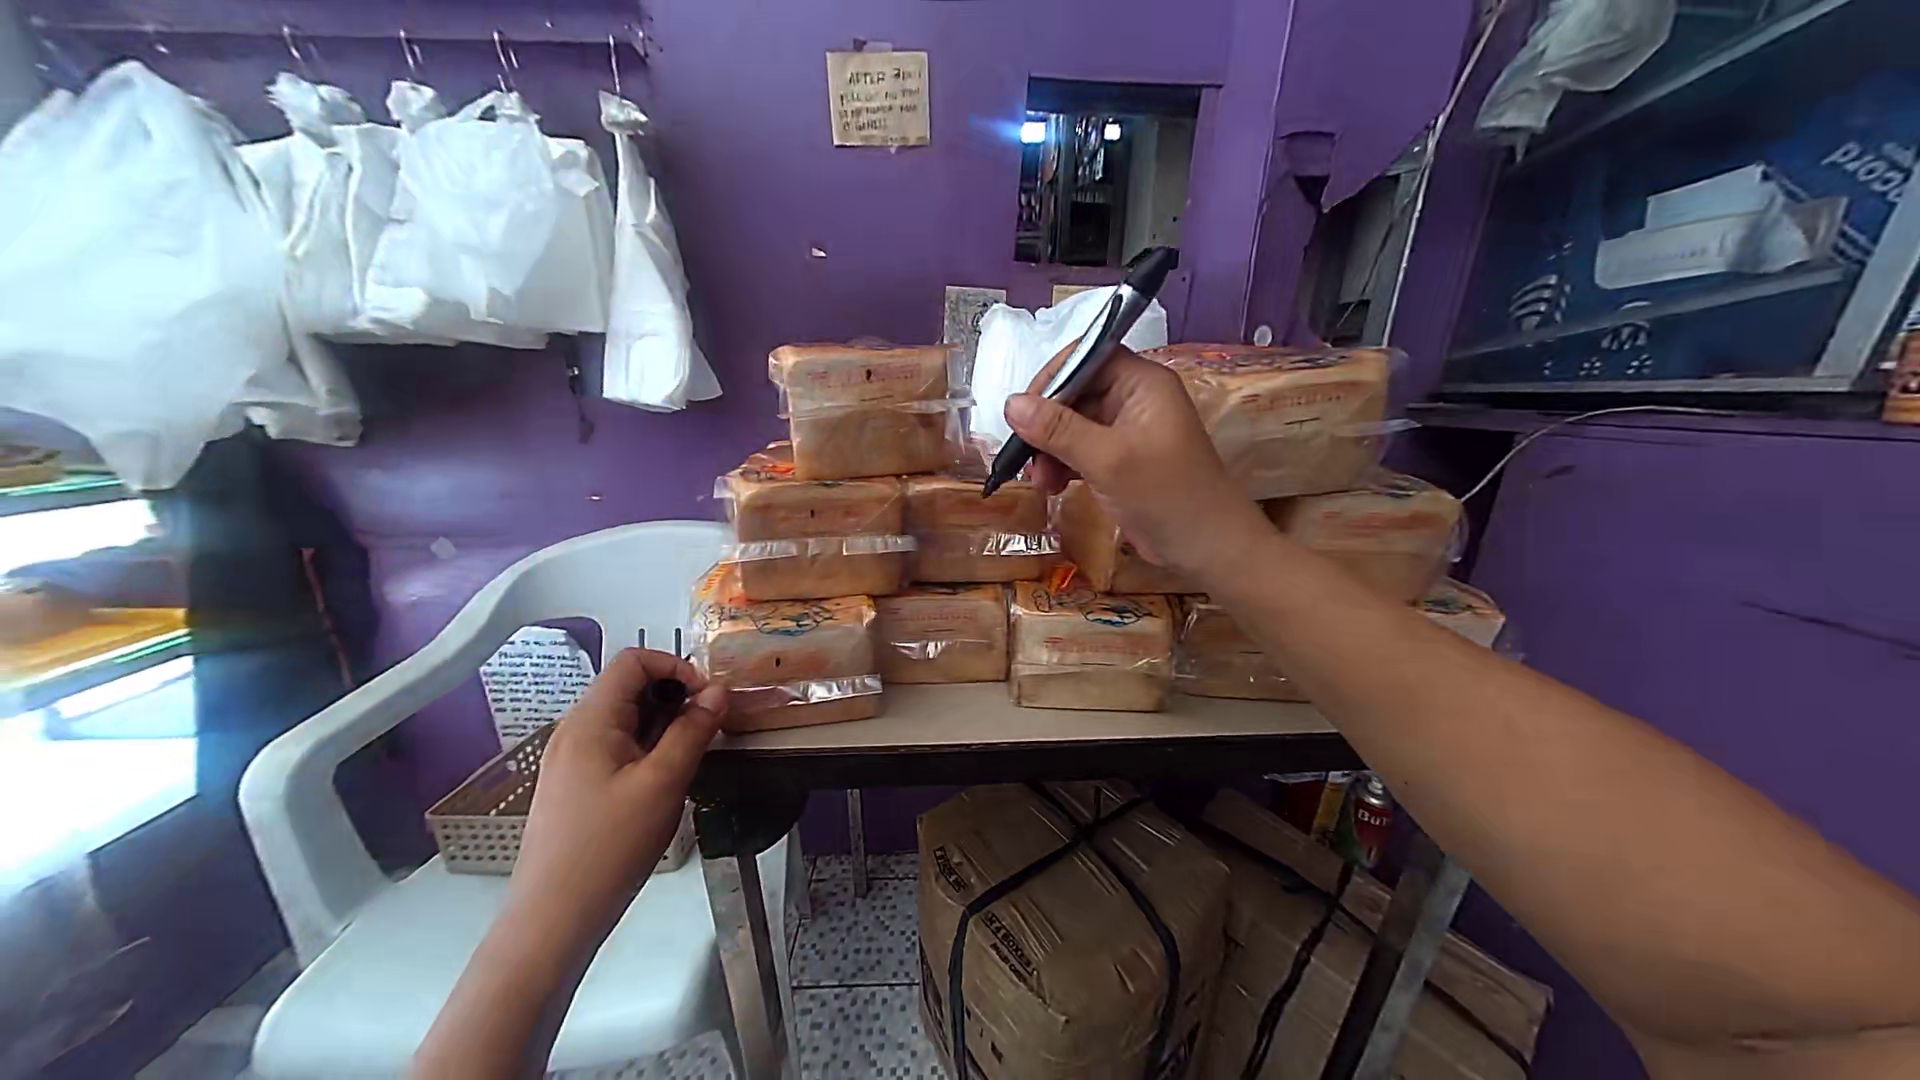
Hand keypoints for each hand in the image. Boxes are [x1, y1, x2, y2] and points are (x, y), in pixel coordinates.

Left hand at [509, 648, 727, 928]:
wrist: (552, 921)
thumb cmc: (609, 847)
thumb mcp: (664, 782)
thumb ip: (693, 730)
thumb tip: (719, 690)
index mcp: (590, 720)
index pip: (634, 661)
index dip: (676, 666)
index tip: (707, 697)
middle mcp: (575, 730)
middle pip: (630, 687)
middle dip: (676, 696)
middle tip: (707, 728)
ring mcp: (572, 758)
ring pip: (627, 718)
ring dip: (665, 723)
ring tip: (691, 755)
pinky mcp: (576, 783)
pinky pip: (618, 745)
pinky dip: (649, 746)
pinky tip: (665, 778)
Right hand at [1005, 348, 1270, 582]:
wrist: (1207, 548)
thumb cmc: (1165, 496)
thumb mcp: (1107, 460)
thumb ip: (1058, 429)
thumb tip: (1010, 403)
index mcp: (1141, 383)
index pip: (1087, 357)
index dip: (1052, 378)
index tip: (1023, 411)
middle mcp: (1133, 398)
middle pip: (1074, 392)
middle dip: (1045, 424)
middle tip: (1025, 456)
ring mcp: (1126, 430)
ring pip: (1071, 425)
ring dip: (1049, 450)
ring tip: (1039, 481)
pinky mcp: (1119, 459)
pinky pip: (1079, 450)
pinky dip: (1061, 465)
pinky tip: (1050, 487)